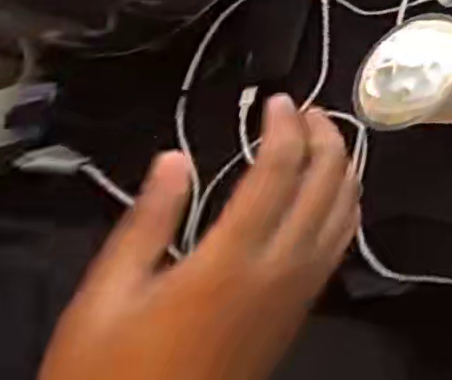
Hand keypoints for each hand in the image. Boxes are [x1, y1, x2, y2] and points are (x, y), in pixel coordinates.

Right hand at [40, 95, 359, 379]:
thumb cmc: (108, 375)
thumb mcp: (102, 302)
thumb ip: (145, 223)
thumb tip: (172, 159)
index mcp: (232, 255)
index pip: (281, 166)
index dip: (285, 125)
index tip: (279, 100)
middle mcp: (286, 257)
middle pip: (328, 172)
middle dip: (323, 131)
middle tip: (305, 110)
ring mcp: (308, 275)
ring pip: (348, 196)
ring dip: (342, 157)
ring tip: (321, 134)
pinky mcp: (314, 292)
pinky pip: (348, 228)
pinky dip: (349, 193)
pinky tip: (335, 183)